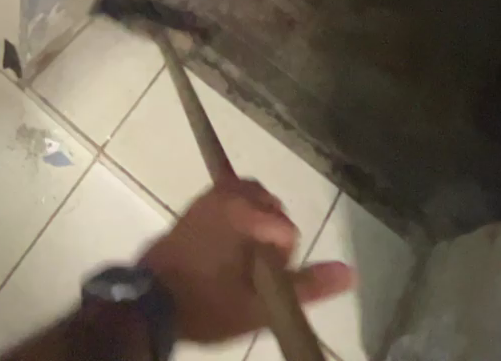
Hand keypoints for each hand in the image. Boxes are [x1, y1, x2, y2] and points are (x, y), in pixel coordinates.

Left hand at [139, 178, 354, 343]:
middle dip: (272, 235)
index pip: (286, 228)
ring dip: (257, 224)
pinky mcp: (195, 205)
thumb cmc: (207, 304)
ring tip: (248, 262)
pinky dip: (238, 218)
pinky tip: (229, 252)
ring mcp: (209, 197)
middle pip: (270, 205)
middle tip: (260, 271)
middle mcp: (227, 194)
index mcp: (244, 212)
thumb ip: (306, 286)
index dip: (284, 259)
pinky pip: (229, 199)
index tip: (267, 282)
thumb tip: (349, 272)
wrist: (150, 302)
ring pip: (250, 198)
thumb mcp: (259, 305)